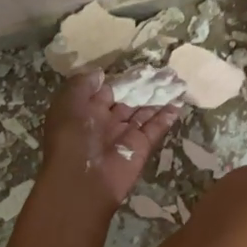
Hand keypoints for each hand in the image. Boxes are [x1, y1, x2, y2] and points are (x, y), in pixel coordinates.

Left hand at [40, 69, 181, 209]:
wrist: (81, 180)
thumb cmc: (71, 136)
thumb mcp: (67, 103)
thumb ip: (83, 84)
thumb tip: (100, 73)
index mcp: (86, 110)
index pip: (108, 90)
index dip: (123, 79)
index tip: (140, 66)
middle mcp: (106, 121)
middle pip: (129, 100)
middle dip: (145, 87)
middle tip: (166, 71)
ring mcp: (124, 134)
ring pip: (144, 112)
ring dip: (159, 98)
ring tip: (177, 82)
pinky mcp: (140, 147)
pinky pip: (155, 129)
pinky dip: (166, 117)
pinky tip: (178, 104)